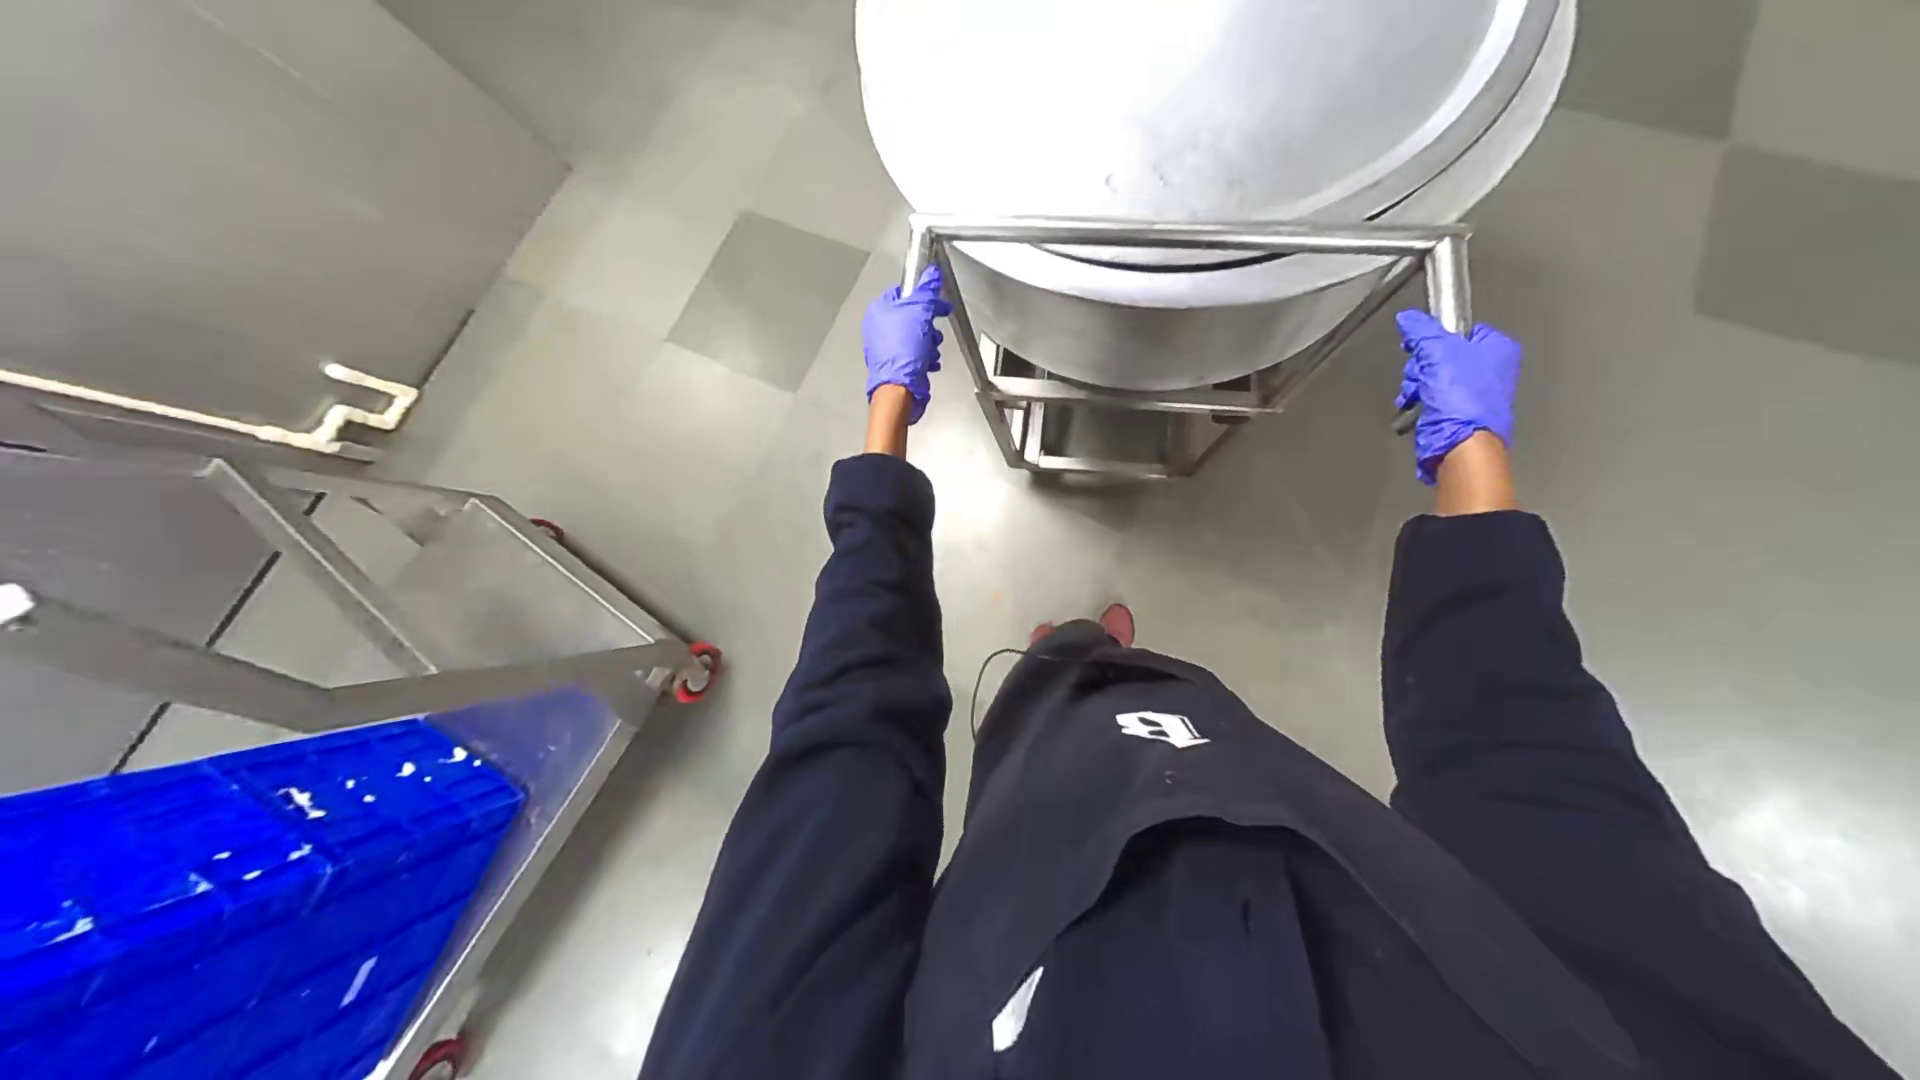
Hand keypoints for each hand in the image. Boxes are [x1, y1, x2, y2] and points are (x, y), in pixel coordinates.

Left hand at [863, 266, 951, 424]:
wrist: (901, 387)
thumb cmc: (904, 350)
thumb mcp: (920, 311)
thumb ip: (927, 291)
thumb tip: (932, 275)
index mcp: (879, 310)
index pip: (903, 292)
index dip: (922, 296)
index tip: (937, 303)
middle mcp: (879, 329)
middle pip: (913, 316)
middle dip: (928, 326)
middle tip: (932, 333)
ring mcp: (887, 348)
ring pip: (917, 337)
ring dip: (929, 344)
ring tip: (929, 352)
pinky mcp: (896, 365)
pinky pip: (916, 355)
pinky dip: (925, 358)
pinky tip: (927, 364)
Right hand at [1395, 310, 1521, 485]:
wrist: (1460, 444)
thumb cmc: (1463, 401)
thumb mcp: (1438, 352)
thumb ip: (1422, 332)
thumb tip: (1409, 319)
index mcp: (1498, 349)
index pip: (1461, 330)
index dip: (1436, 339)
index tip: (1423, 348)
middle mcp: (1490, 370)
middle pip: (1440, 356)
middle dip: (1422, 368)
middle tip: (1423, 376)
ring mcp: (1474, 393)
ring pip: (1431, 379)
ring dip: (1417, 387)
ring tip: (1420, 396)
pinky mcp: (1457, 413)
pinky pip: (1430, 399)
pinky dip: (1418, 404)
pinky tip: (1418, 408)